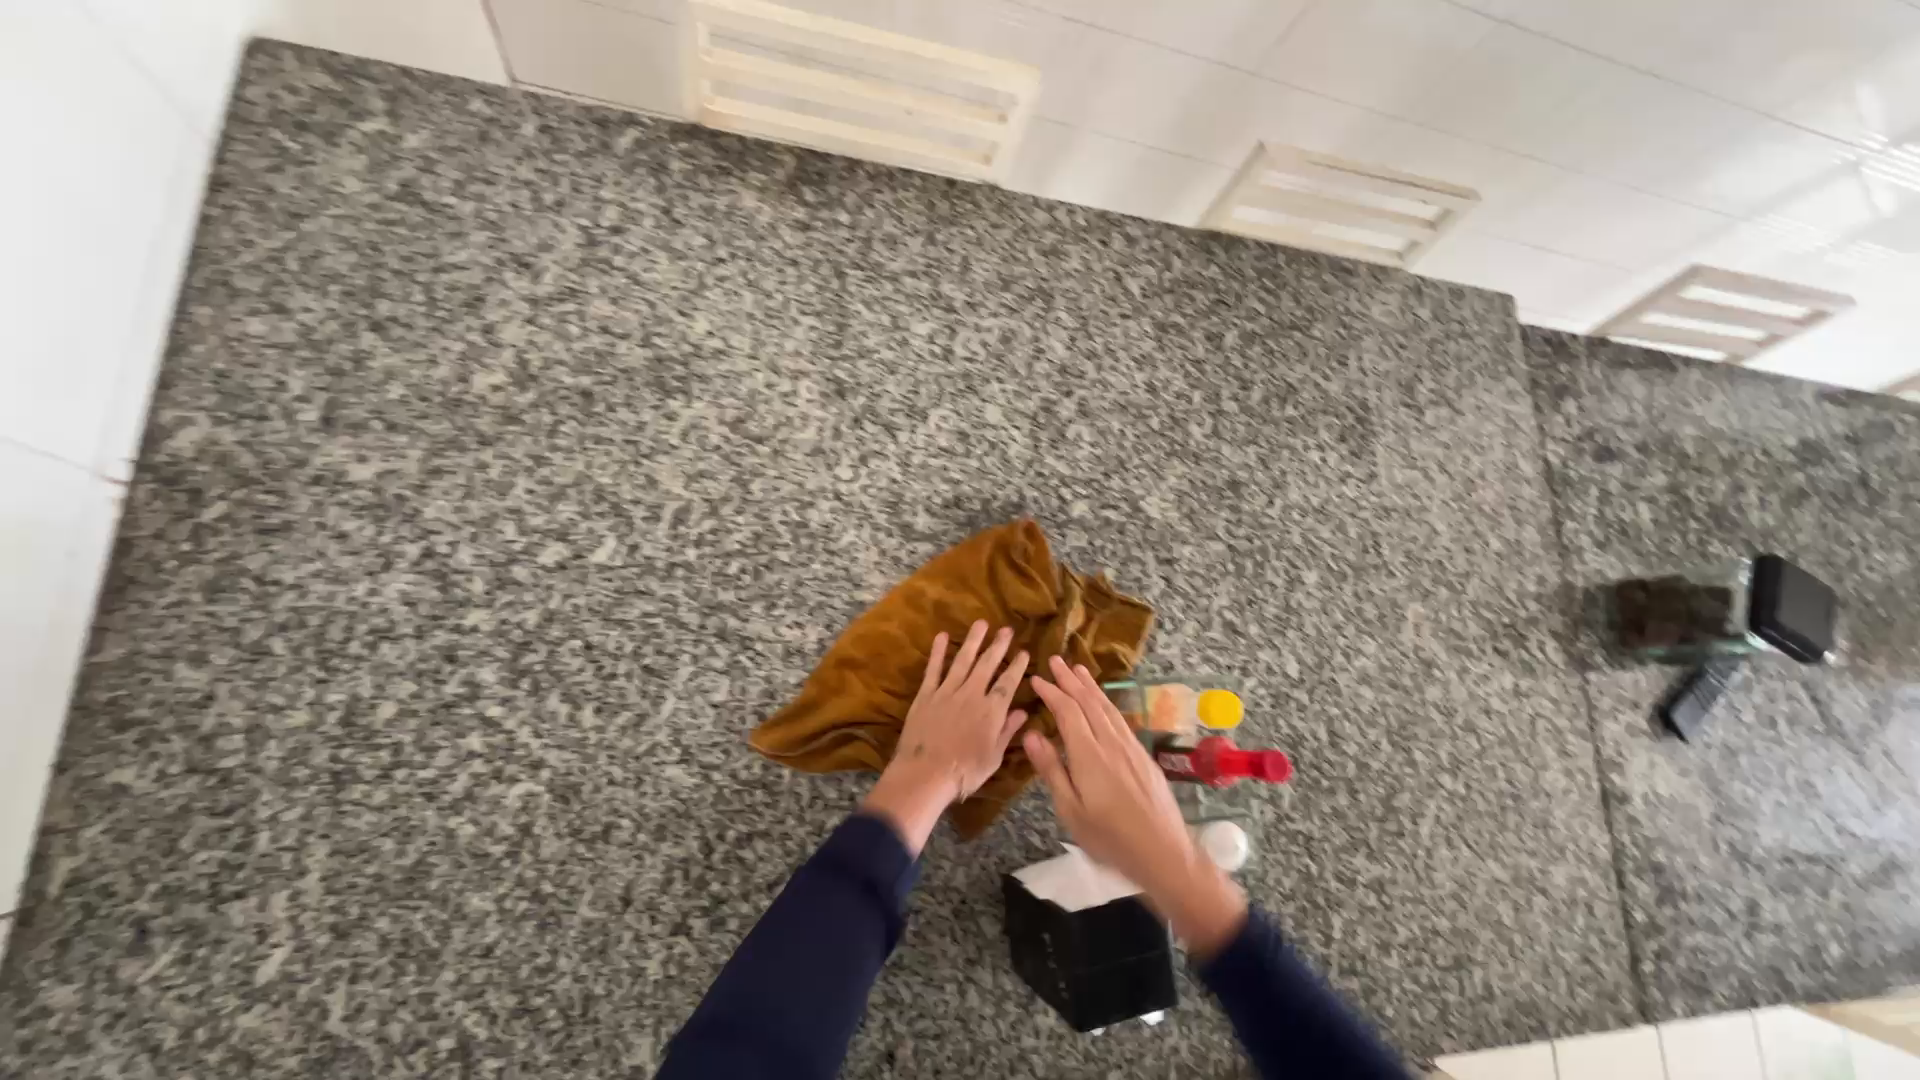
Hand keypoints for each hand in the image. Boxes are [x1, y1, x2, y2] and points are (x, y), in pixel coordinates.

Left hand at [861, 621, 1028, 853]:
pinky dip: (939, 652)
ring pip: (963, 661)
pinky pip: (934, 669)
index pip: (1008, 683)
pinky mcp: (926, 695)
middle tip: (1006, 629)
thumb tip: (1023, 712)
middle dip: (998, 646)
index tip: (1024, 652)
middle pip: (987, 665)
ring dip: (973, 641)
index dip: (1017, 666)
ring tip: (981, 623)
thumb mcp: (993, 757)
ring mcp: (947, 692)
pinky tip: (942, 636)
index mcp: (991, 711)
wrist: (925, 774)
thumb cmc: (964, 772)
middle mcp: (972, 695)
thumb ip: (1007, 731)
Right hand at [1025, 656, 1247, 957]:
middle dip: (1070, 680)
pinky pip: (1120, 719)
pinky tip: (1103, 703)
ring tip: (1079, 670)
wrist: (1164, 851)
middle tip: (1056, 660)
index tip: (1037, 678)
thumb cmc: (1110, 838)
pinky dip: (1107, 703)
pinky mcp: (1143, 756)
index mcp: (1089, 755)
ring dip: (1091, 687)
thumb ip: (1052, 769)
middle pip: (1089, 703)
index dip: (1052, 692)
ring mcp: (1130, 748)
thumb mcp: (1071, 810)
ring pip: (1107, 708)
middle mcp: (1111, 743)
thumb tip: (1031, 734)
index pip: (1068, 712)